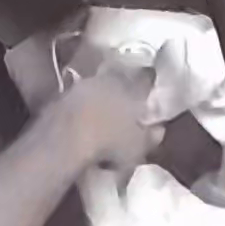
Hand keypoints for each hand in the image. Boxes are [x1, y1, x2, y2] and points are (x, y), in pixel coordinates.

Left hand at [55, 51, 163, 169]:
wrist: (67, 136)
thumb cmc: (110, 143)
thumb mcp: (137, 147)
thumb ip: (150, 137)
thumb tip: (159, 129)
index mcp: (130, 89)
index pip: (145, 79)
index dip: (149, 81)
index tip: (150, 85)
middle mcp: (108, 79)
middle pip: (119, 78)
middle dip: (123, 86)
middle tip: (126, 98)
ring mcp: (84, 83)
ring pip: (99, 84)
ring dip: (102, 92)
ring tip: (105, 108)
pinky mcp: (65, 92)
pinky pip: (80, 94)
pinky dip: (85, 102)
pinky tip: (85, 115)